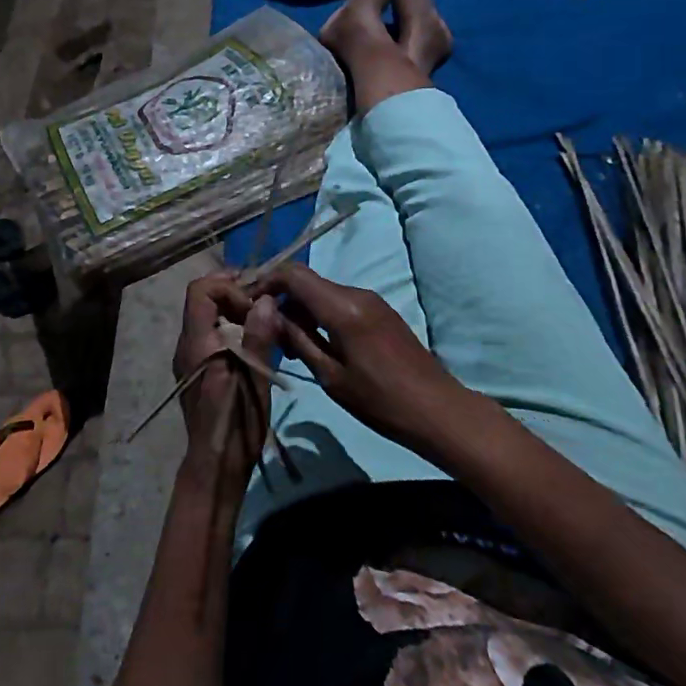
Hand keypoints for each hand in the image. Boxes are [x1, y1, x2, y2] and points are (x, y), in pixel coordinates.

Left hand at [174, 274, 273, 485]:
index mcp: (196, 343)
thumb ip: (258, 338)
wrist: (216, 464)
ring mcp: (190, 358)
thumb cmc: (236, 423)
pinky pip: (211, 335)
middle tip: (264, 304)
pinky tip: (255, 342)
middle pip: (203, 300)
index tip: (254, 301)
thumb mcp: (254, 379)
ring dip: (234, 311)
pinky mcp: (199, 370)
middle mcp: (187, 345)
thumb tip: (265, 301)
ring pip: (208, 317)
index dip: (228, 286)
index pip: (200, 290)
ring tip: (264, 322)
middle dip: (233, 294)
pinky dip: (231, 328)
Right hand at [254, 263, 468, 451]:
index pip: (293, 274)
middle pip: (307, 282)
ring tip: (288, 343)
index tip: (247, 304)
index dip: (265, 282)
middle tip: (264, 330)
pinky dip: (320, 315)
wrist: (438, 411)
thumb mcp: (330, 376)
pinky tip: (316, 343)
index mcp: (342, 307)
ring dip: (301, 309)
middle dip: (281, 299)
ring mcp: (371, 300)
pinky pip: (340, 302)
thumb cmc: (380, 401)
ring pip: (322, 292)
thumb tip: (268, 315)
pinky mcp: (380, 311)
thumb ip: (297, 340)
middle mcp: (357, 293)